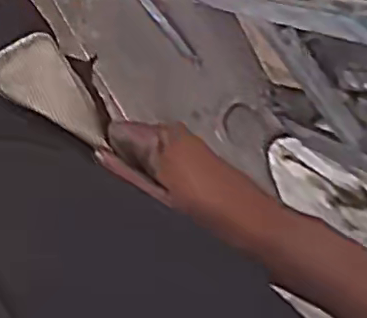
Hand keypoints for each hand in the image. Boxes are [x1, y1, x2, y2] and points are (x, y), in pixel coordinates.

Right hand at [100, 120, 282, 236]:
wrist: (266, 237)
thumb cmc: (217, 222)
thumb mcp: (158, 203)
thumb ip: (124, 174)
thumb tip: (99, 154)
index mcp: (159, 135)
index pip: (115, 130)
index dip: (114, 153)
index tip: (125, 175)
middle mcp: (175, 130)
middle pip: (134, 138)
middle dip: (135, 161)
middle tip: (151, 191)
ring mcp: (192, 141)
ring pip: (154, 148)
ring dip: (154, 168)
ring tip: (171, 196)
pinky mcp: (205, 154)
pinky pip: (173, 155)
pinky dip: (172, 171)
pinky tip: (186, 196)